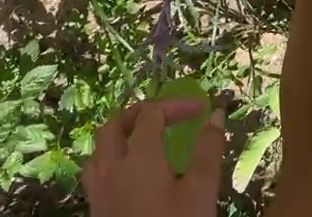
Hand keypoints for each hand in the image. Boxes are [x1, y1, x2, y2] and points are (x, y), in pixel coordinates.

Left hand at [85, 96, 225, 216]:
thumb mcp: (201, 191)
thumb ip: (208, 149)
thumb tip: (215, 115)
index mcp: (138, 158)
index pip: (151, 114)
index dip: (176, 105)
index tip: (202, 108)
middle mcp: (111, 170)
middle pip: (115, 125)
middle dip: (141, 112)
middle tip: (167, 114)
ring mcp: (98, 193)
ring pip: (99, 150)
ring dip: (121, 135)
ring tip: (146, 138)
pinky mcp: (96, 213)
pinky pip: (97, 173)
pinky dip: (113, 159)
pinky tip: (132, 172)